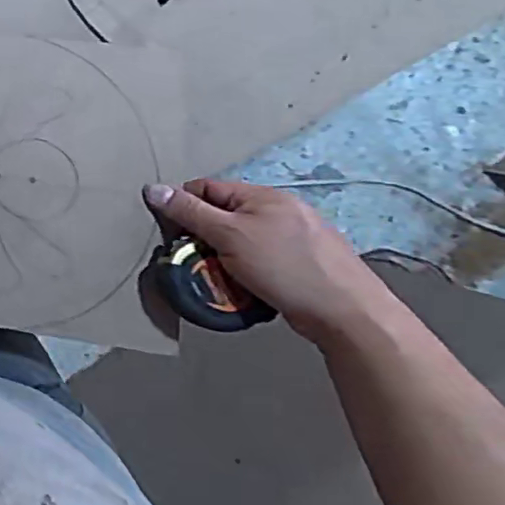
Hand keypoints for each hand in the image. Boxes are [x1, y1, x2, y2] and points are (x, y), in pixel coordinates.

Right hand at [146, 179, 397, 346]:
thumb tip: (153, 187)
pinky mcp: (308, 265)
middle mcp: (282, 209)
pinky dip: (250, 272)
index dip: (184, 207)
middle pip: (224, 215)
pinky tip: (251, 288)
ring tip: (224, 279)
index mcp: (263, 195)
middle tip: (199, 261)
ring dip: (227, 258)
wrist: (351, 317)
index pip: (206, 188)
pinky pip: (264, 260)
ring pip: (243, 241)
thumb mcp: (228, 236)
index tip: (176, 235)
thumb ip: (189, 211)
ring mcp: (298, 238)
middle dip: (206, 238)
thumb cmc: (286, 268)